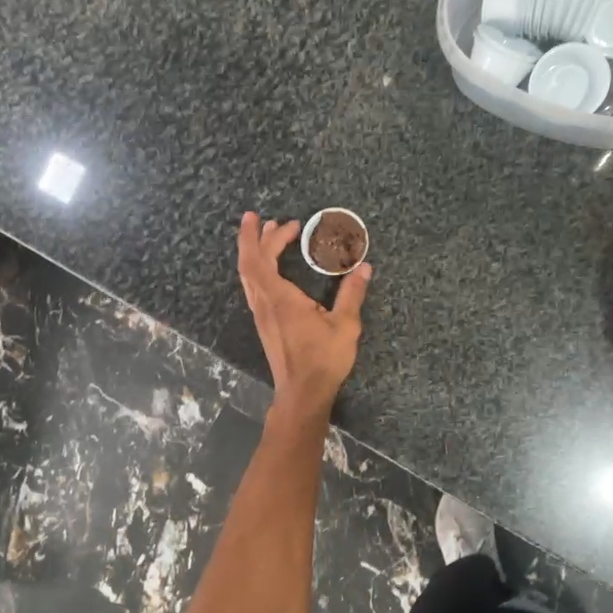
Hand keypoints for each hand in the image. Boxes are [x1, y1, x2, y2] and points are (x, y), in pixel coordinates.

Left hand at [236, 211, 371, 419]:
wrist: (303, 393)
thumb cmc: (323, 360)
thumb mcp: (344, 326)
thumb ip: (351, 294)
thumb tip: (363, 267)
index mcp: (279, 299)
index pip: (260, 259)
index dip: (265, 237)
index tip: (279, 221)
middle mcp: (264, 304)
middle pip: (249, 264)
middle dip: (254, 238)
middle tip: (266, 219)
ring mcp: (261, 315)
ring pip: (249, 277)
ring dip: (256, 253)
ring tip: (269, 236)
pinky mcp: (265, 324)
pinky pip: (254, 288)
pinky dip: (259, 270)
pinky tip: (272, 268)